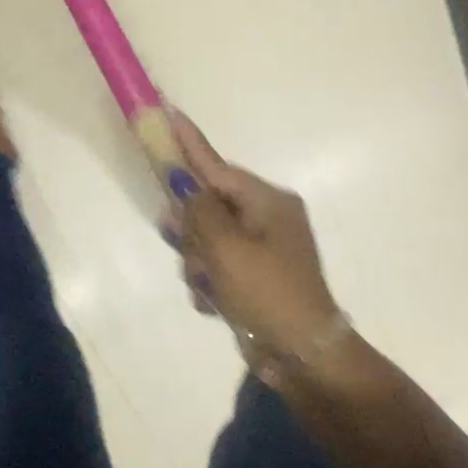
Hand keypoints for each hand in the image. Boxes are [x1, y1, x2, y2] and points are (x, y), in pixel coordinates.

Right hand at [169, 112, 343, 361]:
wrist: (302, 354)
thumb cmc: (268, 293)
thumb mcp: (227, 249)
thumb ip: (198, 212)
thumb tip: (181, 186)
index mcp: (267, 202)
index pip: (216, 167)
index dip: (187, 145)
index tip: (165, 113)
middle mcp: (264, 220)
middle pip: (205, 208)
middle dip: (192, 234)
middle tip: (191, 250)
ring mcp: (259, 251)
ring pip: (204, 243)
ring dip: (199, 266)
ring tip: (212, 288)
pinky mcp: (251, 279)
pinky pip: (214, 269)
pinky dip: (210, 286)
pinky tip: (217, 305)